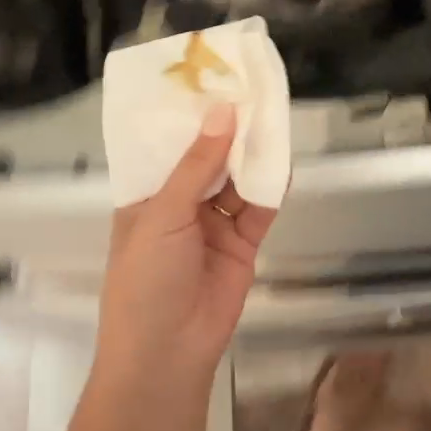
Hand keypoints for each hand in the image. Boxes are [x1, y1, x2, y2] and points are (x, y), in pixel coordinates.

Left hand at [95, 104, 277, 378]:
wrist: (168, 353)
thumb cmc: (145, 280)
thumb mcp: (163, 216)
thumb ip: (197, 165)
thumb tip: (222, 111)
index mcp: (147, 196)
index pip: (168, 147)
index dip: (188, 116)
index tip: (210, 78)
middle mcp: (180, 205)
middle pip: (209, 158)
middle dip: (228, 129)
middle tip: (252, 89)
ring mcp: (213, 224)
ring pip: (237, 179)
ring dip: (252, 154)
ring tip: (273, 117)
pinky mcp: (243, 242)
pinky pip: (259, 207)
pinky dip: (272, 187)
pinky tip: (285, 162)